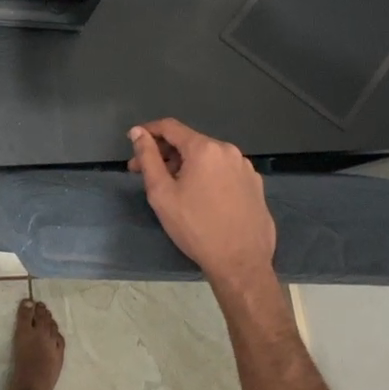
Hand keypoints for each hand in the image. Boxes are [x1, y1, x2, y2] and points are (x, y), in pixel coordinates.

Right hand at [127, 118, 275, 283]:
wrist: (241, 263)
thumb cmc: (195, 227)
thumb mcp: (162, 193)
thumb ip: (148, 157)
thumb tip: (138, 132)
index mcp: (204, 149)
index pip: (170, 127)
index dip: (148, 131)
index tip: (133, 143)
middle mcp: (228, 151)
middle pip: (189, 142)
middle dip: (164, 153)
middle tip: (144, 172)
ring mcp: (245, 168)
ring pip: (207, 157)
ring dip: (185, 165)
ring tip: (171, 187)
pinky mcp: (255, 185)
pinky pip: (223, 171)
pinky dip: (206, 175)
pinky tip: (199, 197)